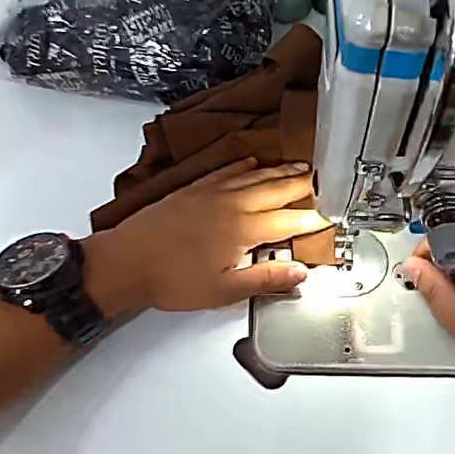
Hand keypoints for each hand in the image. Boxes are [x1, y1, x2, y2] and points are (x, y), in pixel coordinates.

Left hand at [82, 158, 330, 313]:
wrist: (126, 261)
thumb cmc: (171, 279)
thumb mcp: (223, 290)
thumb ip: (265, 278)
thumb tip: (298, 275)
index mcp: (243, 230)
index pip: (288, 221)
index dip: (311, 219)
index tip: (327, 218)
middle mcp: (231, 205)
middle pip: (276, 189)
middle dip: (302, 184)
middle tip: (321, 180)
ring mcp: (212, 193)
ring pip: (255, 176)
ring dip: (279, 171)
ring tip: (298, 166)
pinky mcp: (194, 190)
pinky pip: (227, 171)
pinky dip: (244, 166)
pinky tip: (251, 163)